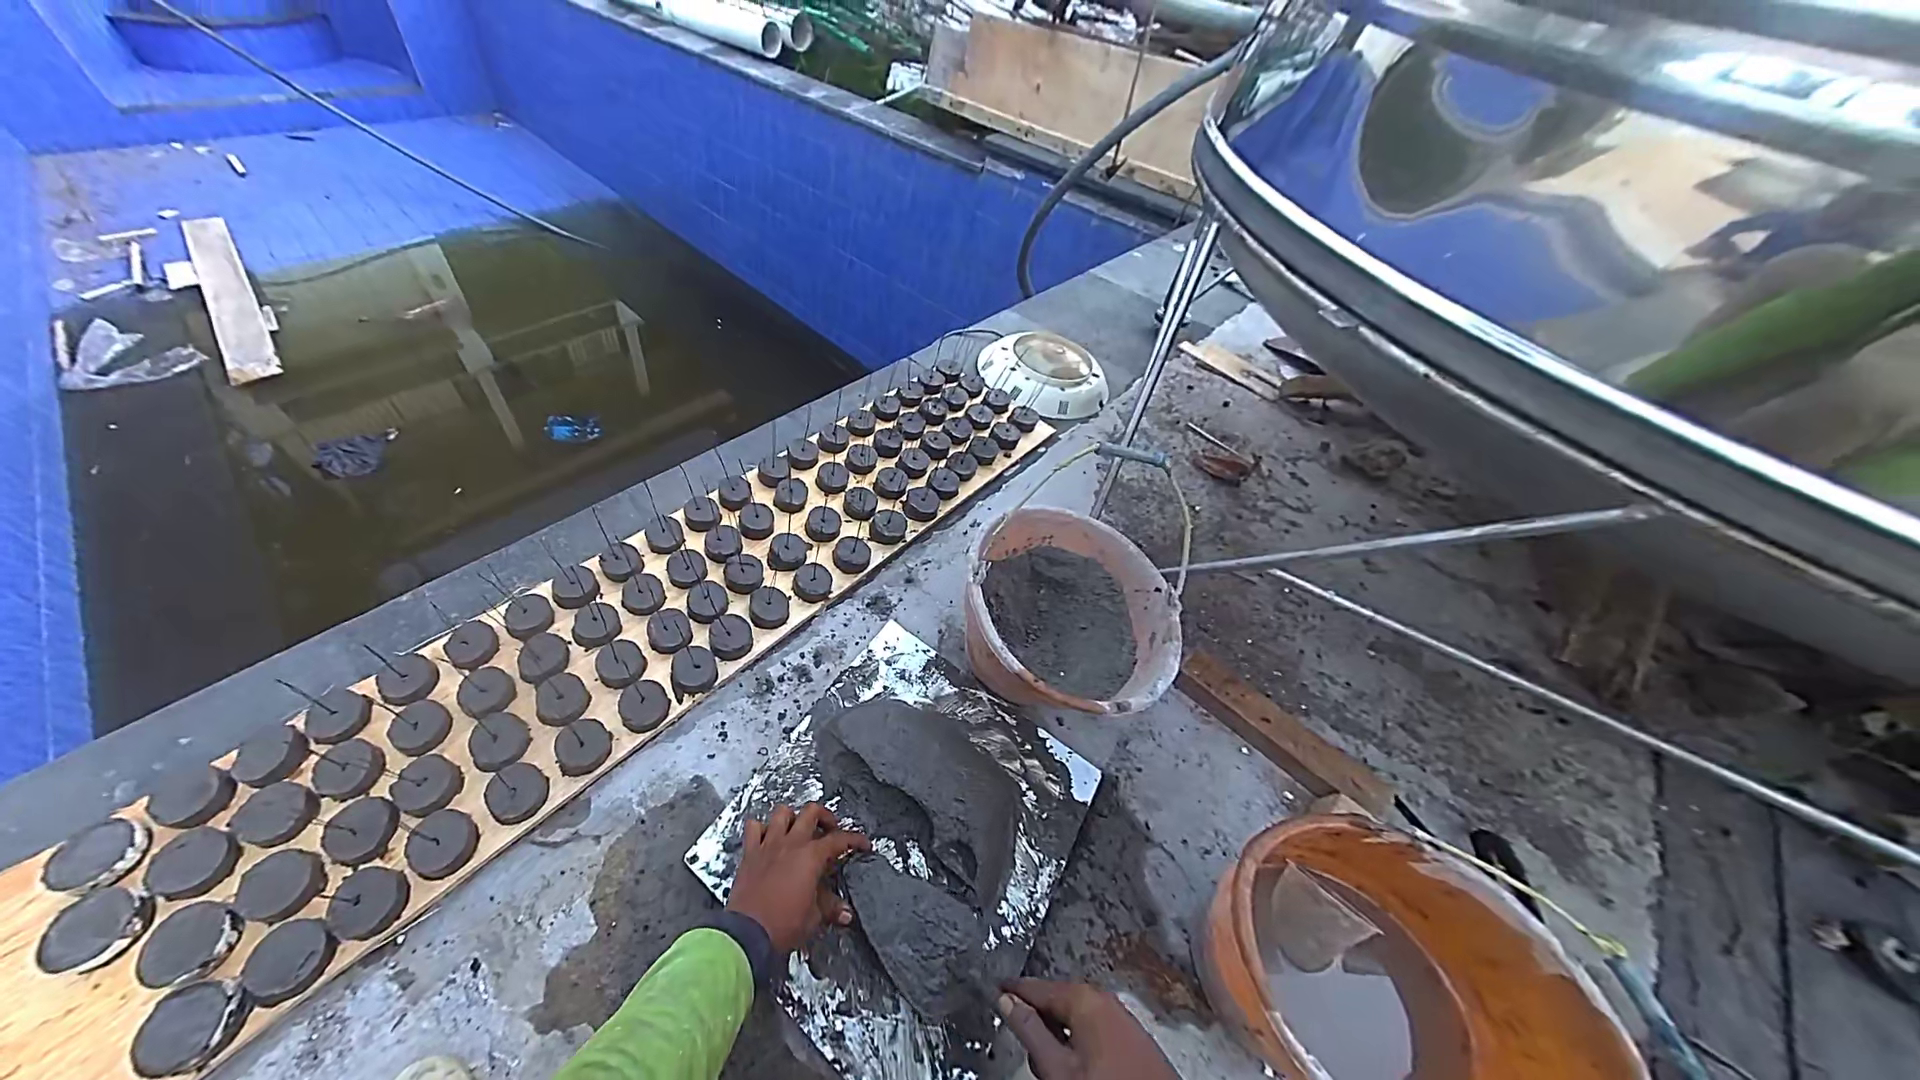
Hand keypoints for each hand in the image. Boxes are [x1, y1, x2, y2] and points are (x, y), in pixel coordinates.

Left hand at [727, 803, 869, 952]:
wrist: (747, 935)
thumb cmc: (783, 925)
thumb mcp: (814, 917)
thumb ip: (830, 907)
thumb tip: (845, 912)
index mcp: (811, 856)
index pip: (840, 839)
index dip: (855, 839)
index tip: (862, 844)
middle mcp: (791, 843)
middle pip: (811, 812)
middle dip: (825, 817)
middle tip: (829, 829)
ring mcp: (768, 845)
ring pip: (782, 812)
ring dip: (793, 817)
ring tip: (798, 828)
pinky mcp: (749, 854)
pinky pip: (753, 827)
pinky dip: (762, 827)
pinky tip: (768, 837)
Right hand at [997, 978, 1180, 1079]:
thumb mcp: (1058, 1069)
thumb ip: (1029, 1032)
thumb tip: (1006, 1001)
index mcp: (1082, 998)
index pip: (1037, 987)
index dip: (1014, 992)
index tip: (995, 992)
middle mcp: (1102, 998)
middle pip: (1057, 1002)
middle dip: (1040, 1022)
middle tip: (1029, 1053)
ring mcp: (1120, 1016)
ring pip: (1076, 1019)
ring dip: (1060, 1038)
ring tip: (1054, 1070)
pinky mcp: (1132, 1037)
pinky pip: (1094, 1031)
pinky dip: (1079, 1044)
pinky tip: (1080, 1071)